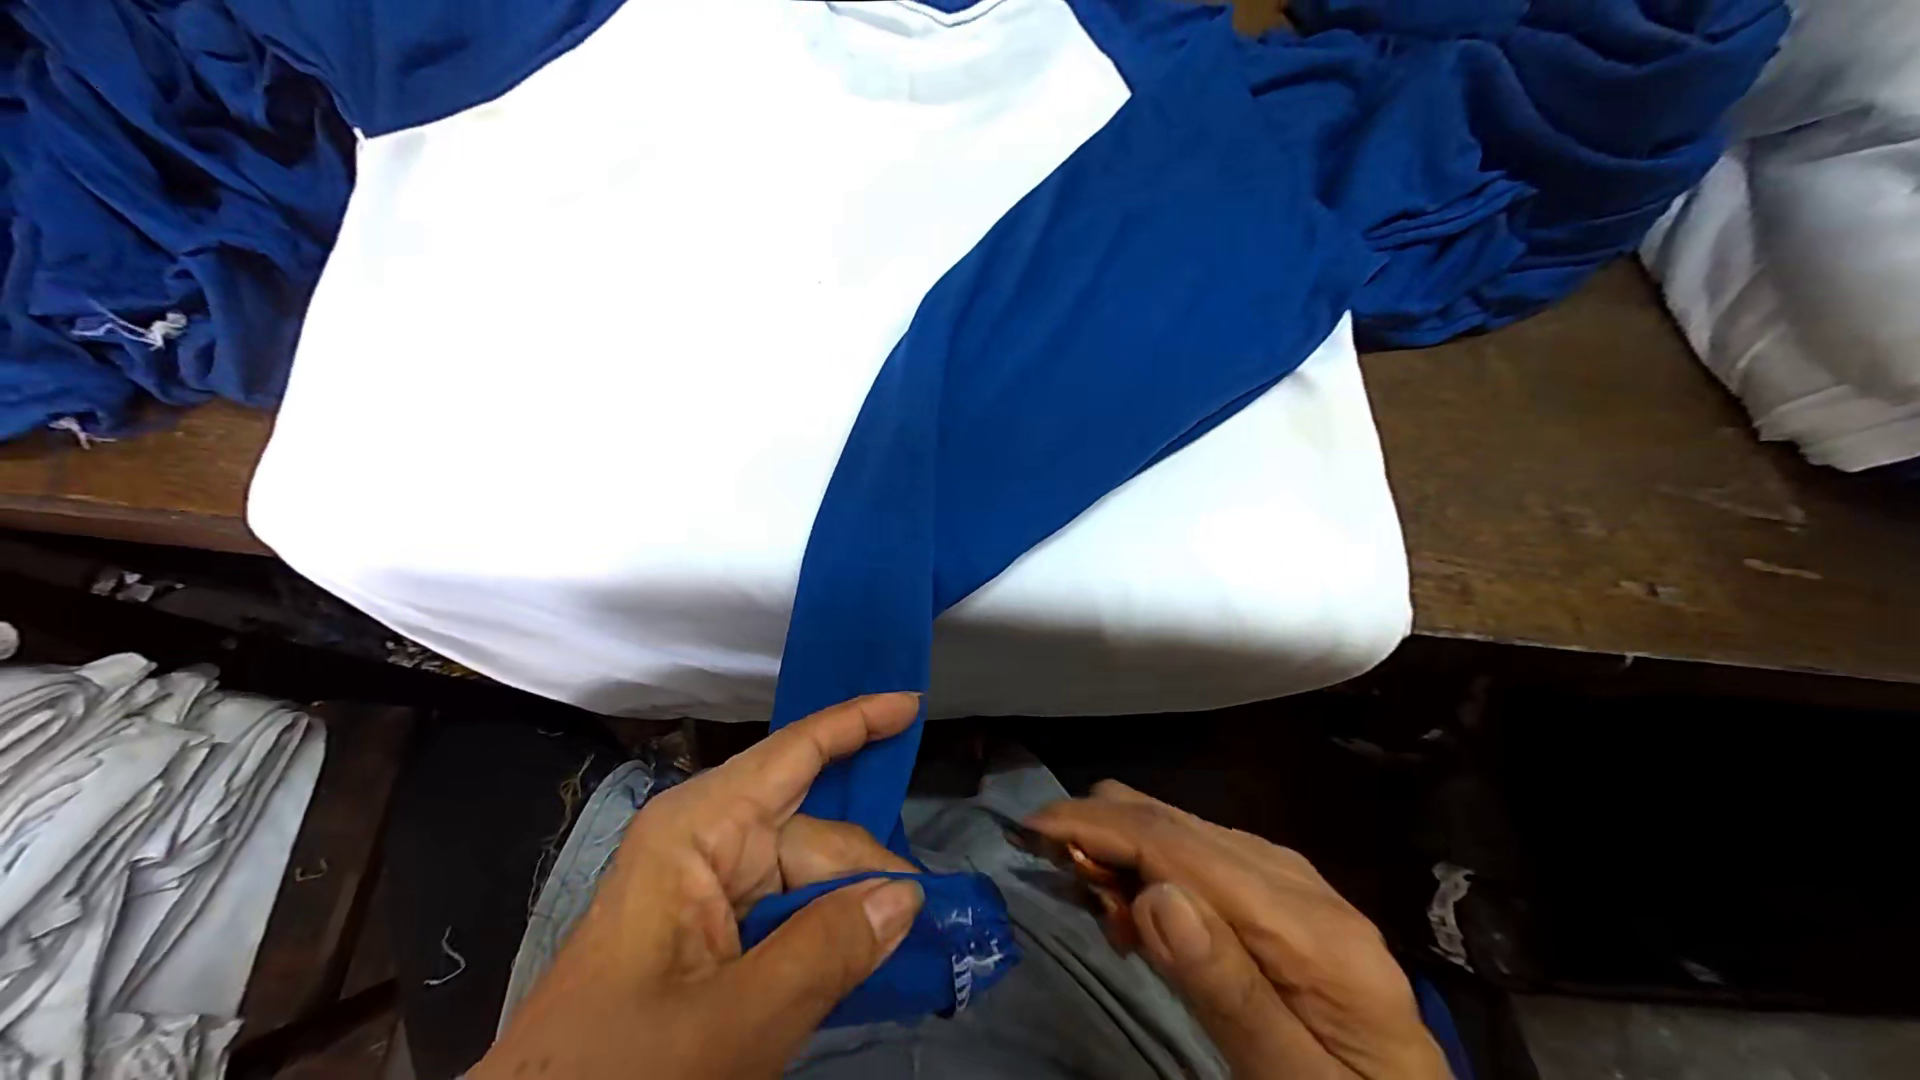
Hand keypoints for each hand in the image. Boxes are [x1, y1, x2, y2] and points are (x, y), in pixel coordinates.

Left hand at [470, 694, 925, 1079]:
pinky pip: (787, 913)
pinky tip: (855, 962)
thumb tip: (904, 895)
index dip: (857, 723)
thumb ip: (827, 950)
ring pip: (806, 878)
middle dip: (869, 869)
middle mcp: (706, 840)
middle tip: (931, 918)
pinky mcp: (708, 930)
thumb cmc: (620, 1072)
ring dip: (850, 911)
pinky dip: (825, 933)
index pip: (794, 752)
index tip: (911, 703)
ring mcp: (706, 885)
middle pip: (814, 832)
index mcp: (699, 829)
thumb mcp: (733, 1021)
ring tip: (899, 953)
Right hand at [1029, 782, 1449, 1079]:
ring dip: (1125, 850)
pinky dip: (1152, 863)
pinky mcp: (1279, 887)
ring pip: (1180, 826)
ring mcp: (1291, 877)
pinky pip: (1197, 849)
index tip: (1032, 826)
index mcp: (1311, 929)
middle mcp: (1299, 880)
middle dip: (1103, 832)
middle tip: (1067, 890)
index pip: (1180, 846)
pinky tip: (1147, 914)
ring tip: (1112, 922)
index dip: (1099, 826)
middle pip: (1176, 821)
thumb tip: (1153, 894)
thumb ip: (1229, 992)